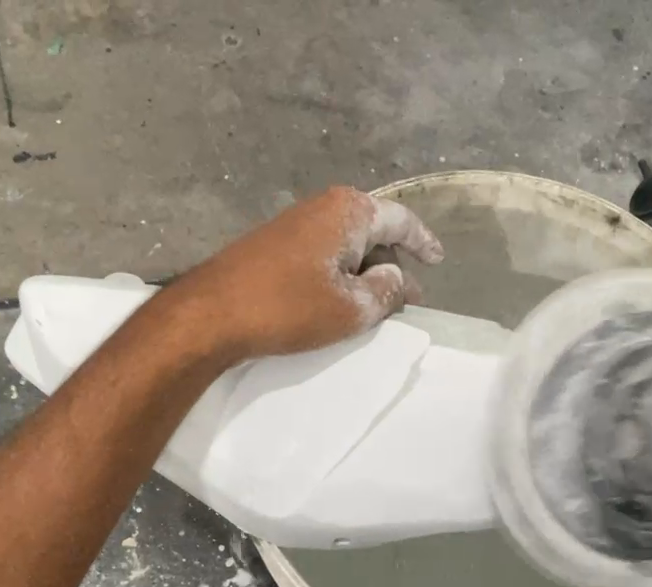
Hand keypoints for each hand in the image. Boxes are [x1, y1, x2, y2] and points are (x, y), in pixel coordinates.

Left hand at [164, 186, 444, 362]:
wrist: (212, 314)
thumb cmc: (289, 308)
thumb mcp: (351, 309)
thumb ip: (386, 292)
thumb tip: (396, 279)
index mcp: (349, 213)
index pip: (400, 220)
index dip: (423, 242)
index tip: (438, 261)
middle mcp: (324, 207)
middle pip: (374, 231)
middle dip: (394, 264)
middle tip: (409, 298)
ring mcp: (297, 224)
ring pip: (348, 246)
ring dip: (367, 274)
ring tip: (380, 306)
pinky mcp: (277, 245)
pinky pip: (325, 255)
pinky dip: (342, 275)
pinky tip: (343, 301)